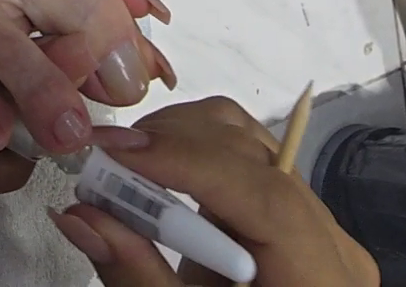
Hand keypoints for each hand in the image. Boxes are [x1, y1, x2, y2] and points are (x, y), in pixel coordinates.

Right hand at [47, 98, 377, 286]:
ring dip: (172, 137)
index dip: (186, 162)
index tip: (112, 153)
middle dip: (167, 143)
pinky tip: (150, 175)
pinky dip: (184, 147)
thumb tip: (77, 214)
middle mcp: (329, 239)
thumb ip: (137, 277)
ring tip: (121, 166)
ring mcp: (310, 218)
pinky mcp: (282, 207)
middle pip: (249, 150)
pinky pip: (234, 150)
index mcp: (320, 283)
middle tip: (99, 160)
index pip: (264, 194)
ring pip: (239, 134)